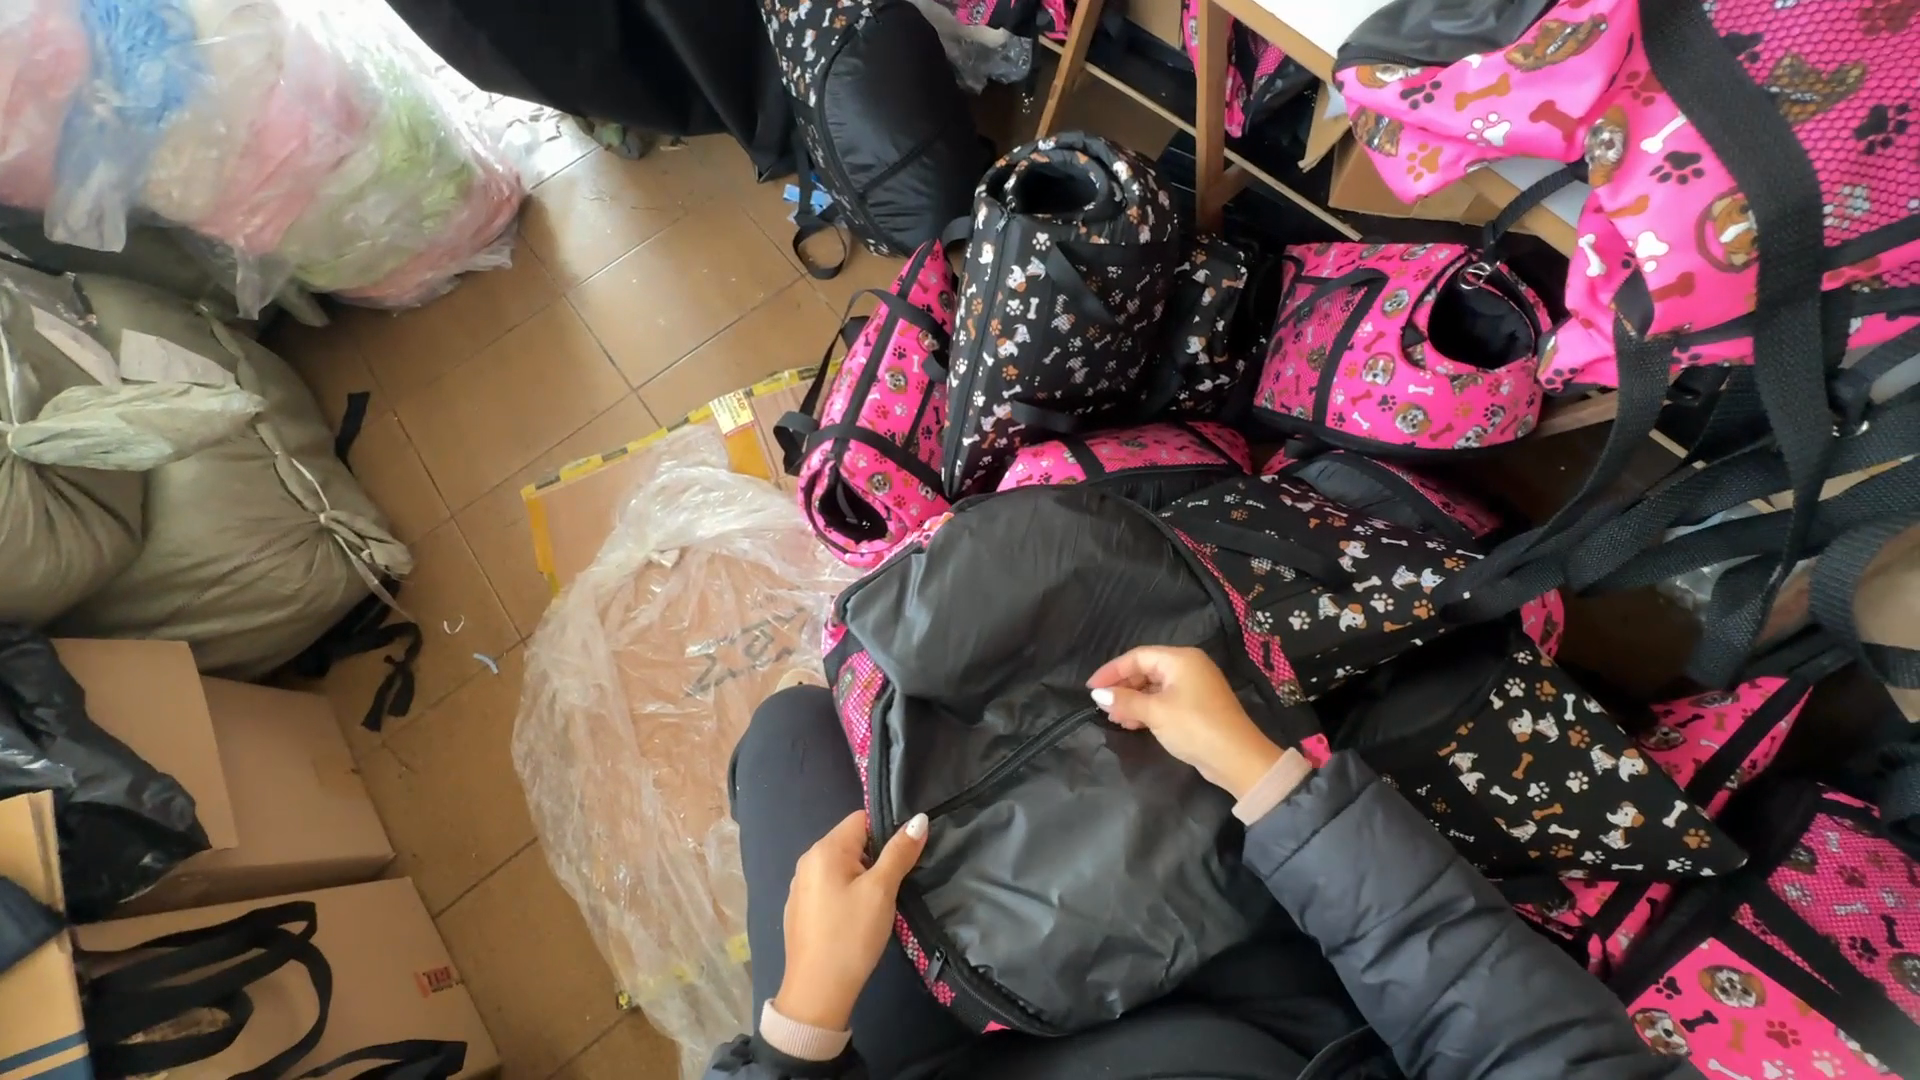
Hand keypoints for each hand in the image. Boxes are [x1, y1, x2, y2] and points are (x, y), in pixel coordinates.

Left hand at [773, 810, 928, 1030]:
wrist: (816, 994)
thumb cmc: (851, 935)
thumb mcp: (881, 891)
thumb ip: (899, 851)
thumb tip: (919, 818)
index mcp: (825, 849)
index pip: (861, 819)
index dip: (887, 831)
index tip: (905, 853)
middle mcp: (808, 860)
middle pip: (852, 841)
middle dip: (877, 855)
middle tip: (897, 880)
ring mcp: (801, 886)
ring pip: (842, 866)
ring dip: (864, 875)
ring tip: (882, 900)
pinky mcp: (801, 909)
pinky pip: (831, 886)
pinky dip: (847, 892)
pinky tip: (858, 917)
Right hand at [1087, 646, 1283, 798]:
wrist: (1238, 760)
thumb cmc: (1195, 727)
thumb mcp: (1155, 712)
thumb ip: (1125, 700)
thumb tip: (1098, 694)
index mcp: (1180, 659)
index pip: (1137, 657)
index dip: (1111, 671)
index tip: (1090, 688)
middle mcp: (1188, 667)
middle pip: (1145, 670)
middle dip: (1122, 687)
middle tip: (1102, 705)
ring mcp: (1194, 687)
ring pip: (1153, 687)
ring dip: (1132, 701)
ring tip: (1114, 717)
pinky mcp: (1196, 706)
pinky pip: (1163, 700)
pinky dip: (1146, 709)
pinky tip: (1132, 723)